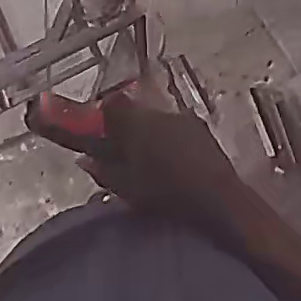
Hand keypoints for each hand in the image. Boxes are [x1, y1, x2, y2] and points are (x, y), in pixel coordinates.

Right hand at [75, 85, 247, 232]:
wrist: (216, 197)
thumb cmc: (164, 192)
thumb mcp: (125, 187)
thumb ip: (103, 170)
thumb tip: (85, 160)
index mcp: (135, 123)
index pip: (112, 104)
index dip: (106, 117)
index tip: (103, 133)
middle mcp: (158, 113)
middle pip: (136, 112)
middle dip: (129, 128)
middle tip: (127, 153)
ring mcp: (183, 118)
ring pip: (158, 120)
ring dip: (152, 134)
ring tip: (153, 161)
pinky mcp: (201, 128)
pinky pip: (177, 128)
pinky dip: (171, 139)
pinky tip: (175, 161)